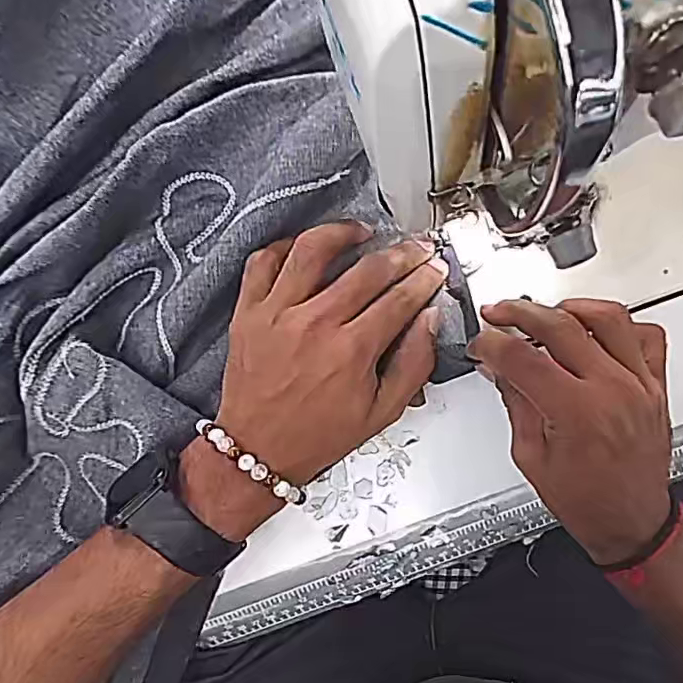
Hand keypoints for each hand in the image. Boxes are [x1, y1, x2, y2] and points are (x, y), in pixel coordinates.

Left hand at [183, 222, 446, 539]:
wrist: (259, 449)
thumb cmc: (317, 435)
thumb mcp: (382, 412)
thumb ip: (414, 363)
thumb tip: (429, 321)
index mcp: (351, 350)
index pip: (399, 297)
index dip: (424, 278)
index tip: (433, 270)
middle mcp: (315, 324)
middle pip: (368, 269)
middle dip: (402, 253)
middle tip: (415, 248)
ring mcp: (277, 314)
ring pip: (313, 250)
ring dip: (343, 232)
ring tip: (361, 232)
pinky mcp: (249, 313)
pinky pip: (263, 262)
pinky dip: (284, 246)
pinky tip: (304, 247)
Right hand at [467, 299, 672, 565]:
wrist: (632, 523)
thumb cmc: (588, 503)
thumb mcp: (532, 457)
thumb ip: (516, 403)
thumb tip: (501, 368)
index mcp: (576, 414)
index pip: (523, 358)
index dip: (493, 343)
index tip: (482, 342)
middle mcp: (613, 392)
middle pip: (560, 325)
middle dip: (520, 312)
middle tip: (501, 313)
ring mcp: (640, 385)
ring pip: (608, 317)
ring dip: (570, 308)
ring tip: (547, 313)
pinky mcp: (657, 386)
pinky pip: (647, 335)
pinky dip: (621, 324)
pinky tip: (597, 330)